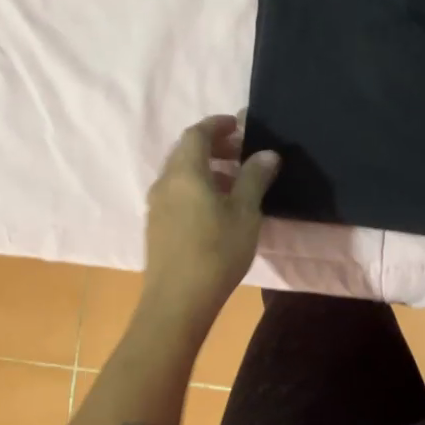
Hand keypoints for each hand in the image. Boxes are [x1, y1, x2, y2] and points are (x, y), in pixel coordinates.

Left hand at [142, 113, 278, 317]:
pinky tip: (220, 207)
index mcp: (185, 172)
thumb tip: (267, 154)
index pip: (196, 134)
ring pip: (182, 174)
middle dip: (215, 146)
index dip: (217, 125)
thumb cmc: (217, 250)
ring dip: (208, 169)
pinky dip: (199, 187)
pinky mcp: (158, 226)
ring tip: (238, 181)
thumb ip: (255, 178)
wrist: (179, 300)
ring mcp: (157, 206)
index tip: (240, 125)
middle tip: (244, 152)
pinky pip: (179, 193)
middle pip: (186, 152)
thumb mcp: (246, 212)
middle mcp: (165, 183)